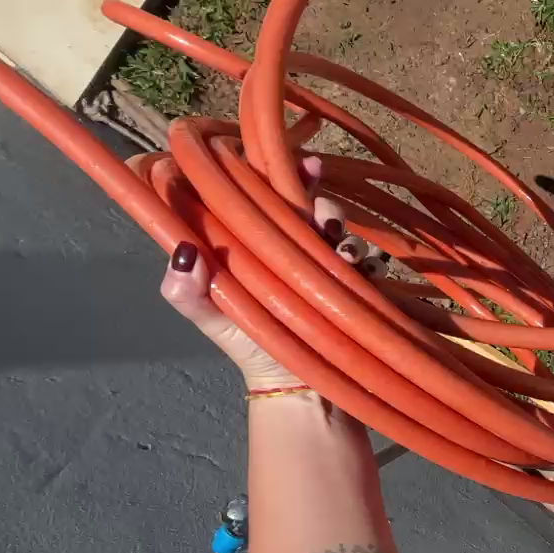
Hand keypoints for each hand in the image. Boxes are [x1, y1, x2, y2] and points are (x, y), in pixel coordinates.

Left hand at [158, 154, 374, 389]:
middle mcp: (291, 251)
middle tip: (325, 220)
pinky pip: (369, 265)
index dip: (280, 177)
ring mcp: (325, 269)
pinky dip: (370, 263)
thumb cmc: (251, 348)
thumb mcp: (213, 319)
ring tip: (346, 253)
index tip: (299, 164)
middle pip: (309, 211)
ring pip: (341, 235)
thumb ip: (187, 292)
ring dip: (346, 236)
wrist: (300, 388)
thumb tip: (183, 254)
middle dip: (322, 206)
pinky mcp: (355, 288)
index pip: (265, 200)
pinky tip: (366, 270)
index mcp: (254, 247)